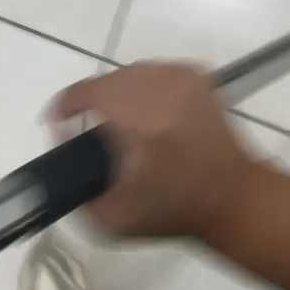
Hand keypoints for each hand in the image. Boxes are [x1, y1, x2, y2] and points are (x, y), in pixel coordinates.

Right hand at [48, 62, 261, 240]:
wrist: (233, 196)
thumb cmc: (173, 210)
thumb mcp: (114, 218)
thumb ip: (77, 187)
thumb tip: (58, 140)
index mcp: (143, 122)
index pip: (91, 91)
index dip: (67, 103)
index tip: (56, 120)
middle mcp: (163, 90)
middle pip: (110, 80)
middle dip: (94, 100)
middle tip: (90, 127)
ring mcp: (182, 78)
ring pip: (131, 72)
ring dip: (119, 91)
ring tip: (118, 119)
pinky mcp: (197, 74)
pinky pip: (154, 71)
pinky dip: (143, 86)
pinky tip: (146, 109)